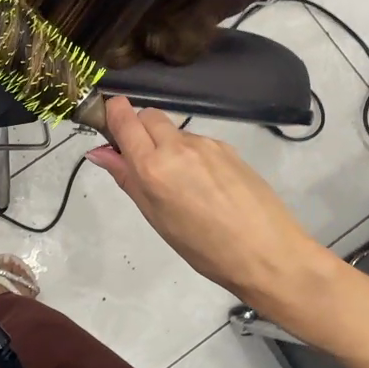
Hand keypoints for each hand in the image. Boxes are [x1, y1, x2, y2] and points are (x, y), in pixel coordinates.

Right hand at [86, 96, 332, 297]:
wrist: (269, 254)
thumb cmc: (203, 248)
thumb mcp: (155, 217)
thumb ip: (127, 178)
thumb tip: (99, 152)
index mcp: (153, 167)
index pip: (123, 117)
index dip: (112, 113)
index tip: (109, 126)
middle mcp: (178, 146)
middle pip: (148, 115)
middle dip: (138, 128)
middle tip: (143, 160)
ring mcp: (206, 144)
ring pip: (173, 130)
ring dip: (166, 144)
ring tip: (180, 183)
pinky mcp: (228, 148)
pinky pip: (197, 141)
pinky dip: (190, 154)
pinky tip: (204, 185)